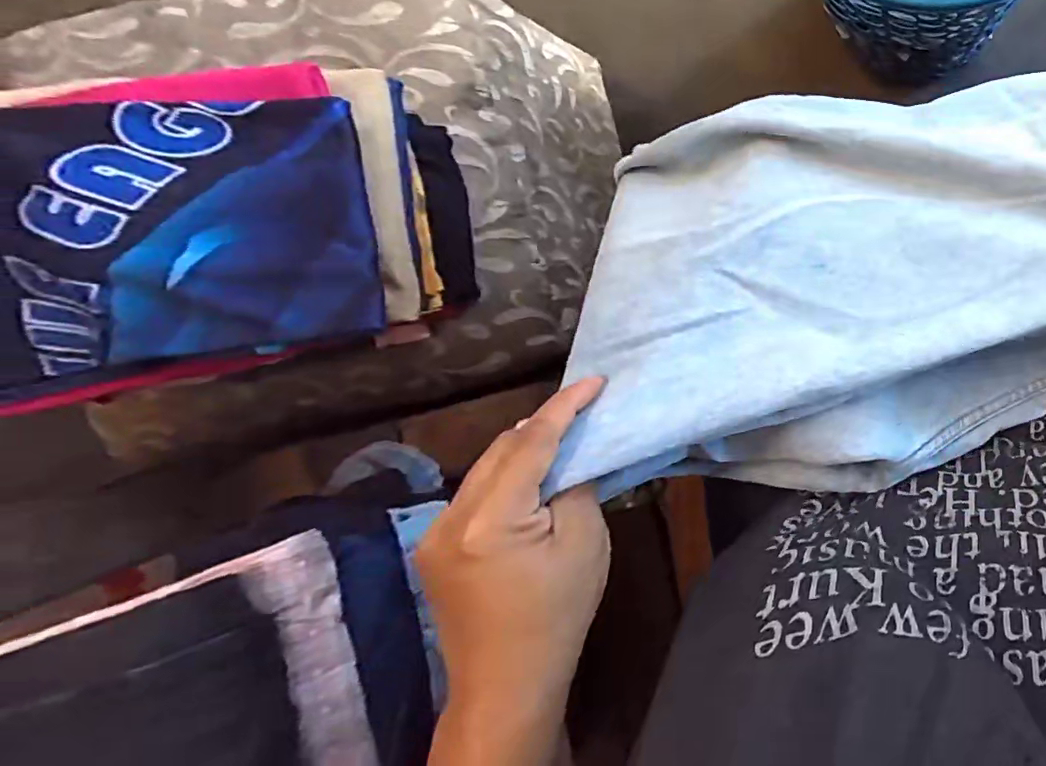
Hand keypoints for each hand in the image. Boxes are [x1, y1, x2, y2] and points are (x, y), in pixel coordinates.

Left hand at [420, 378, 609, 724]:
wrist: (508, 678)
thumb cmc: (558, 609)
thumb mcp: (584, 541)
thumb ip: (575, 487)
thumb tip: (571, 458)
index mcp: (490, 519)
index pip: (531, 443)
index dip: (565, 406)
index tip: (595, 381)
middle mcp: (450, 519)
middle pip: (501, 449)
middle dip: (543, 422)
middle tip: (585, 405)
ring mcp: (435, 535)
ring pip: (484, 466)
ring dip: (524, 446)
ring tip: (564, 430)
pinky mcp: (436, 548)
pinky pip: (475, 490)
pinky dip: (507, 471)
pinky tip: (533, 470)